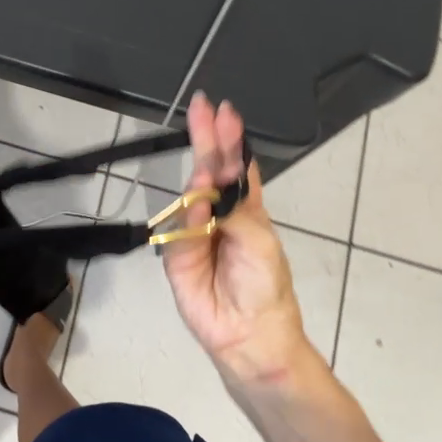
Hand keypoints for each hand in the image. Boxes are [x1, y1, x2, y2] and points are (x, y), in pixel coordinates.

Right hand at [161, 94, 317, 391]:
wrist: (248, 334)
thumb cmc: (266, 288)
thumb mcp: (261, 241)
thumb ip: (236, 209)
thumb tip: (207, 184)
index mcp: (246, 210)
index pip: (237, 167)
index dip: (230, 140)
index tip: (224, 110)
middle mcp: (218, 215)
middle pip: (209, 171)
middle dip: (207, 139)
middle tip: (203, 107)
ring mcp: (194, 232)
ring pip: (191, 194)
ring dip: (201, 170)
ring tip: (209, 152)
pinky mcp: (175, 253)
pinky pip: (178, 227)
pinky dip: (188, 212)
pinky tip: (199, 201)